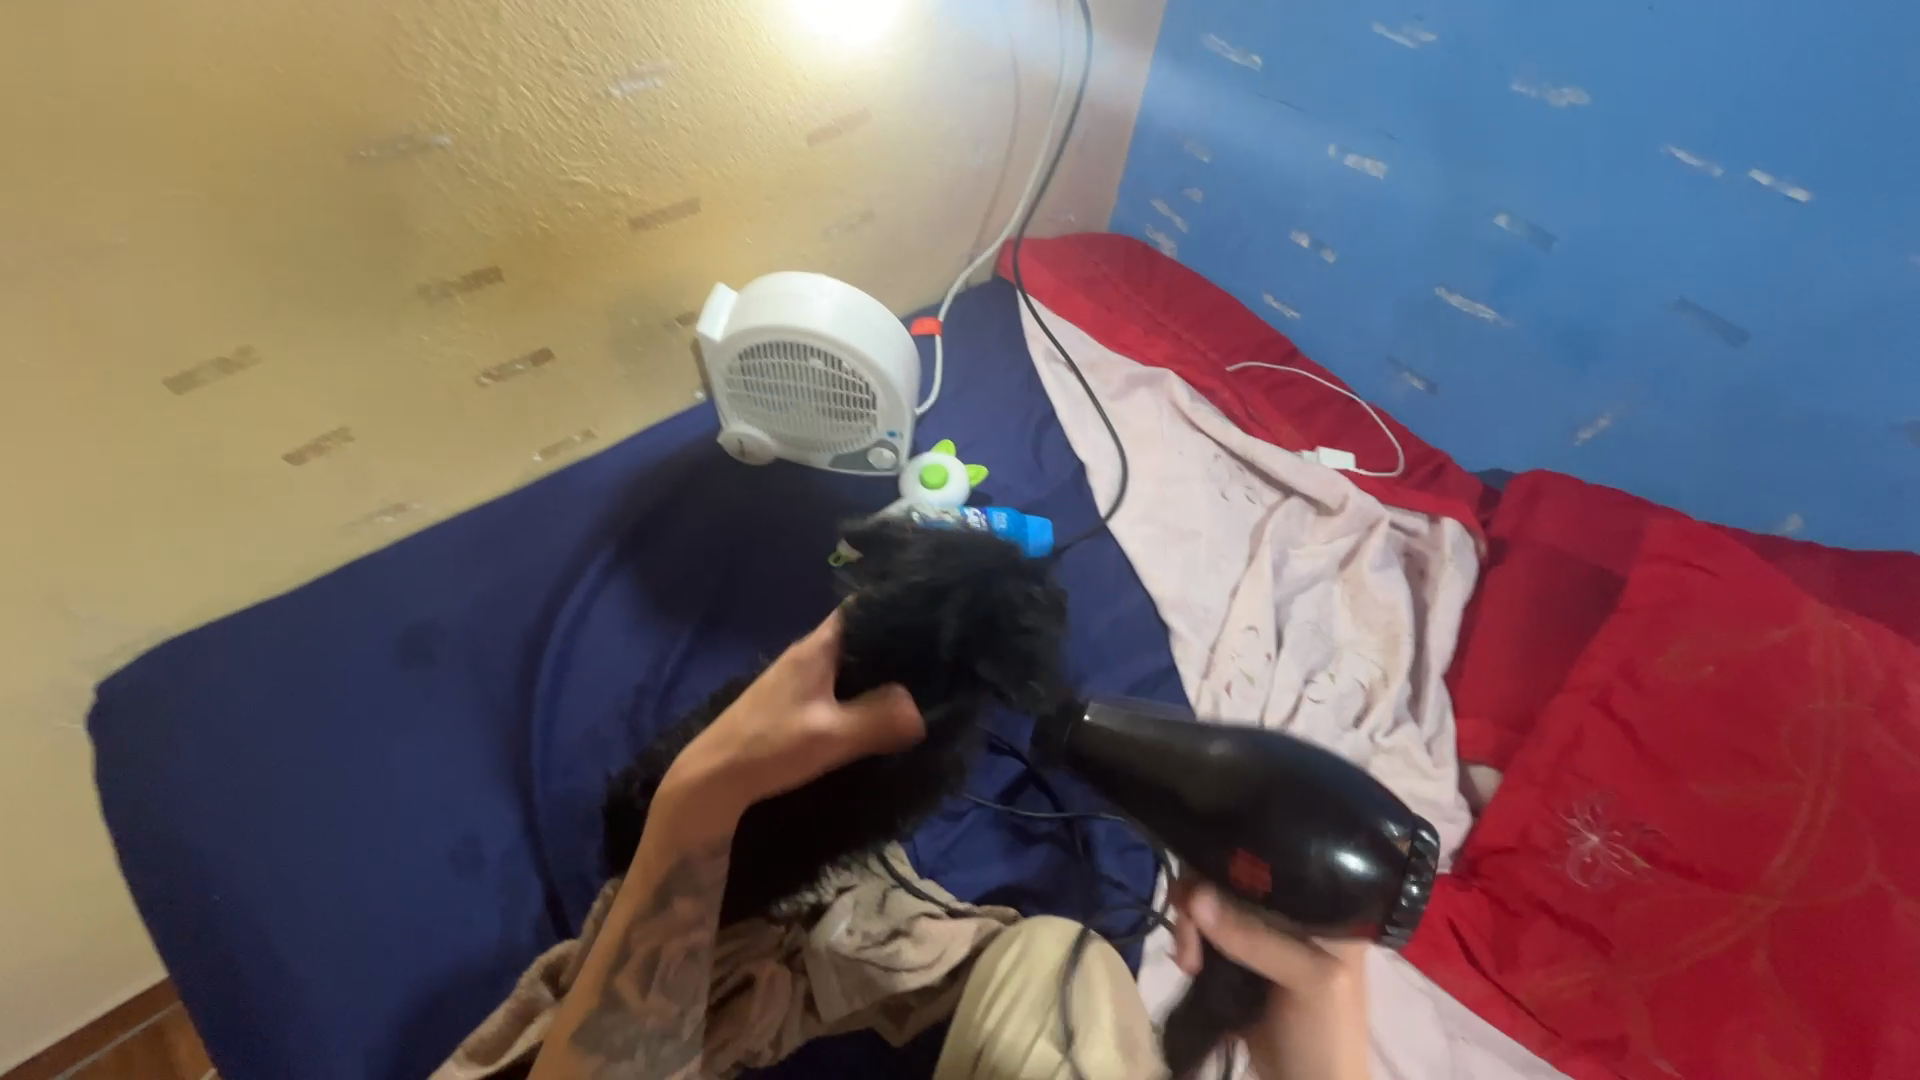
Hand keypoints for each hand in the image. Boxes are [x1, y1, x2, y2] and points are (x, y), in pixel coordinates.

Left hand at [663, 609, 925, 819]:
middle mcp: (808, 655)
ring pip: (850, 664)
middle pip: (860, 636)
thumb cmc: (769, 746)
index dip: (894, 606)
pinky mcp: (795, 704)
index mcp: (817, 648)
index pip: (861, 609)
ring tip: (920, 682)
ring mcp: (799, 680)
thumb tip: (922, 712)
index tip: (931, 616)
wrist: (712, 780)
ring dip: (879, 672)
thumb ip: (879, 720)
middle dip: (895, 643)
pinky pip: (839, 686)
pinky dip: (862, 692)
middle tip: (936, 655)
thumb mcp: (831, 736)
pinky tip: (882, 710)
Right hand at [1171, 880, 1372, 1079]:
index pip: (1269, 866)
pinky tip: (1186, 962)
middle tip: (1188, 941)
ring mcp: (1262, 936)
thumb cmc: (1327, 1038)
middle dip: (1201, 903)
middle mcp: (1292, 913)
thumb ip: (1255, 938)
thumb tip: (1195, 895)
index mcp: (1324, 908)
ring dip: (1190, 925)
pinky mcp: (1237, 959)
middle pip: (1232, 881)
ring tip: (1187, 962)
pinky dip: (1189, 939)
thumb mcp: (1310, 981)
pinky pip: (1204, 931)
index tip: (1199, 894)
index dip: (1228, 868)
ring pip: (1212, 903)